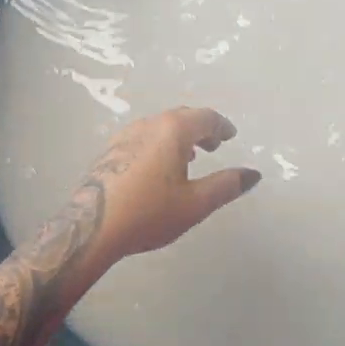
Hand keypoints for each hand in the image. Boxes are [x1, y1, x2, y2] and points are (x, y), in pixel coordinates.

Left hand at [78, 106, 261, 264]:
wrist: (91, 228)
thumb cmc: (149, 212)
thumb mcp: (195, 204)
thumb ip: (226, 185)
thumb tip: (253, 174)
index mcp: (173, 129)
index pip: (205, 117)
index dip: (222, 126)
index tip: (230, 136)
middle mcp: (149, 124)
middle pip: (182, 117)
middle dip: (201, 128)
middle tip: (213, 145)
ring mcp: (125, 135)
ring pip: (160, 126)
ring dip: (179, 136)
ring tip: (188, 157)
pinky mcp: (109, 151)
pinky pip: (143, 137)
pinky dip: (159, 143)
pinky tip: (158, 167)